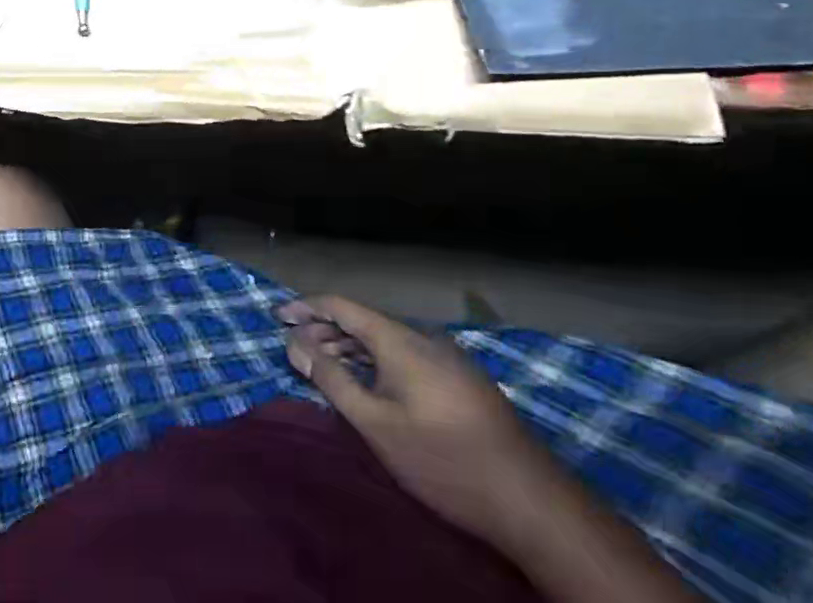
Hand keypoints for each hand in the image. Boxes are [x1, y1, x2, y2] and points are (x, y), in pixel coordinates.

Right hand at [278, 296, 561, 550]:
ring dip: (349, 347)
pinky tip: (365, 382)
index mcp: (402, 341)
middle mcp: (426, 340)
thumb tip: (295, 343)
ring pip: (385, 340)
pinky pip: (405, 356)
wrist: (535, 506)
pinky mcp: (463, 382)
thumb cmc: (442, 459)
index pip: (342, 306)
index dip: (306, 307)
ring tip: (322, 365)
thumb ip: (330, 377)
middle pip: (364, 321)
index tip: (277, 318)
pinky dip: (374, 361)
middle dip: (324, 330)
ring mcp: (449, 361)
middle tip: (295, 348)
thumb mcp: (373, 421)